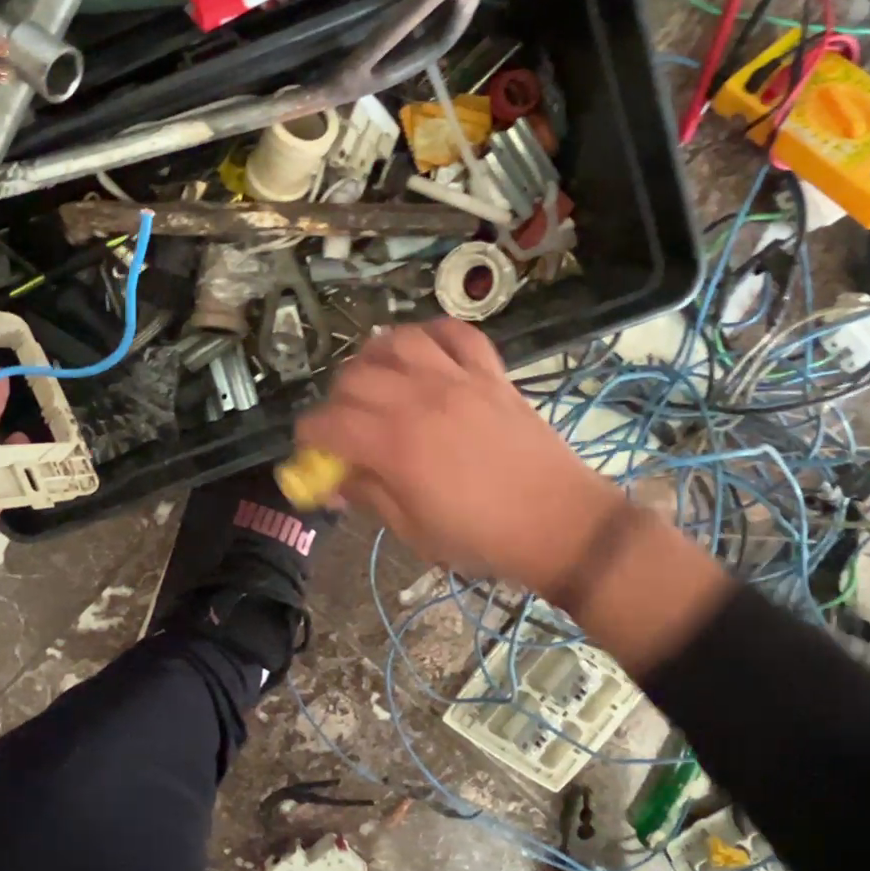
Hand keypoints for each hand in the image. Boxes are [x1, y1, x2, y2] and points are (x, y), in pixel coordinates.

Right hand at [295, 320, 623, 597]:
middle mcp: (419, 400)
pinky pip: (456, 333)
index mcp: (395, 445)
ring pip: (398, 342)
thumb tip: (335, 483)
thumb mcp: (414, 531)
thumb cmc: (483, 537)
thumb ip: (369, 497)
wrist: (560, 524)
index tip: (311, 449)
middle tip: (344, 425)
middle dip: (336, 400)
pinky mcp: (491, 373)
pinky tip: (425, 353)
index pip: (328, 423)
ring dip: (375, 357)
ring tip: (376, 379)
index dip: (309, 435)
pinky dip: (433, 334)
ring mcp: (457, 380)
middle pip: (354, 378)